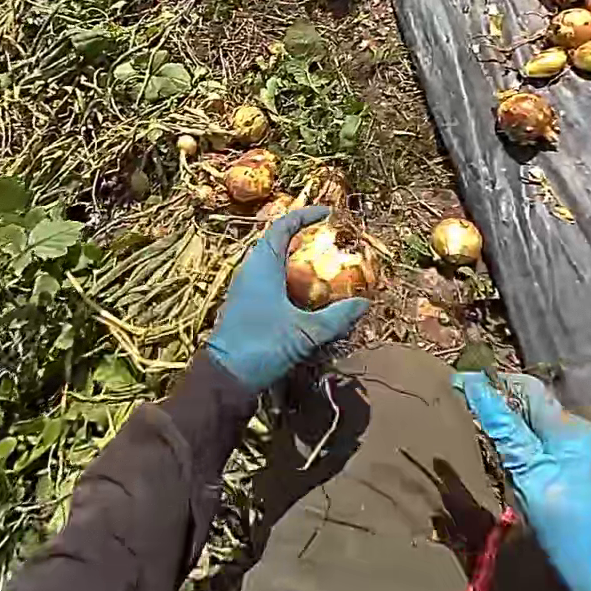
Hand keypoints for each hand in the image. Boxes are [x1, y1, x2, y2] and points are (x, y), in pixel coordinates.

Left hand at [206, 207, 368, 391]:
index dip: (304, 215)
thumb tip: (365, 304)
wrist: (225, 377)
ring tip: (320, 262)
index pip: (283, 226)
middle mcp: (251, 270)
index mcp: (262, 265)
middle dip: (301, 235)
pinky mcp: (245, 305)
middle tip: (327, 238)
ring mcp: (245, 288)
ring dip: (294, 258)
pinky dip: (288, 277)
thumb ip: (336, 317)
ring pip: (271, 261)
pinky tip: (304, 294)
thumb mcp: (306, 332)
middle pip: (275, 241)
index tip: (327, 213)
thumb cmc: (262, 345)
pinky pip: (268, 279)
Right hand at [455, 372, 590, 590]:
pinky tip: (547, 474)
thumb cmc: (578, 547)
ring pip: (555, 425)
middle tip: (481, 423)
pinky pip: (573, 443)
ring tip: (513, 456)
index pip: (524, 389)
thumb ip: (507, 439)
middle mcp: (589, 432)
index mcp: (568, 434)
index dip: (490, 384)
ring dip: (530, 429)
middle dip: (509, 408)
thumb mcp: (532, 492)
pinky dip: (551, 448)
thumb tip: (477, 391)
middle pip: (540, 405)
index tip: (459, 382)